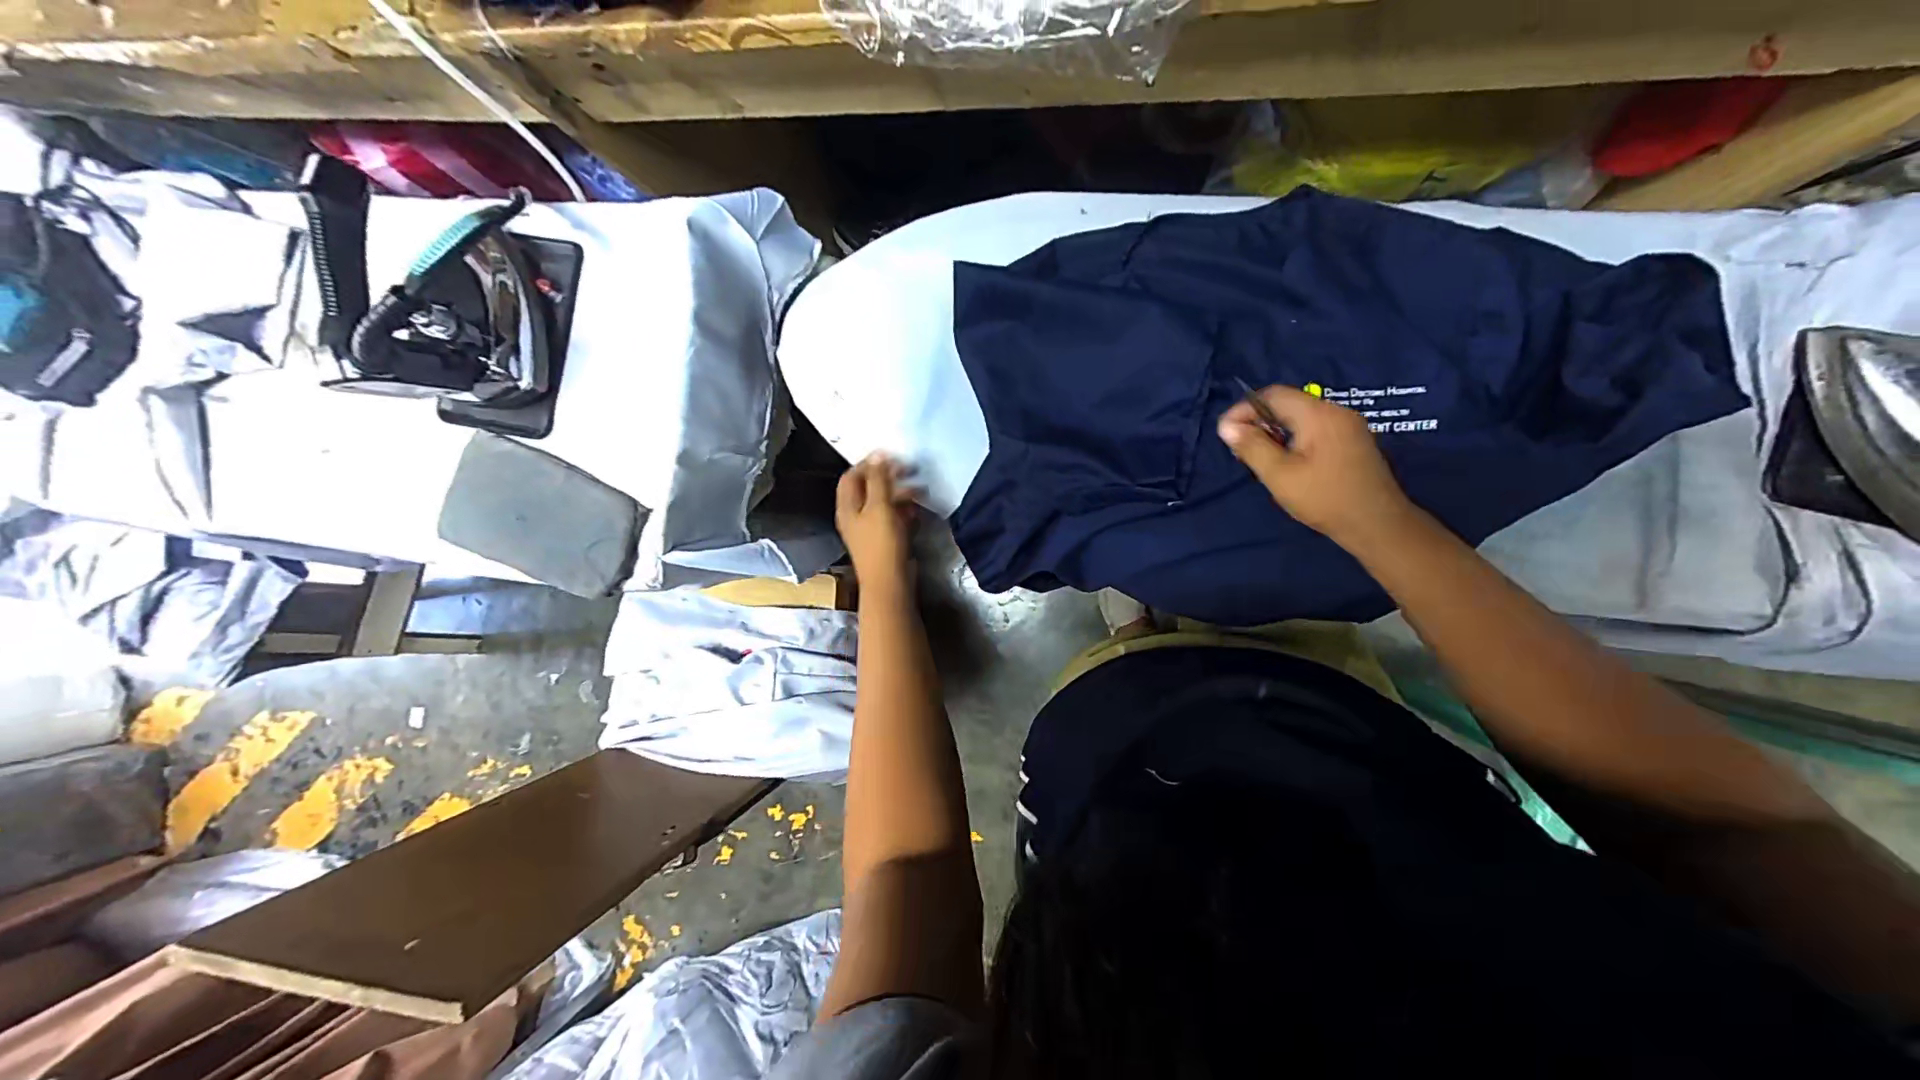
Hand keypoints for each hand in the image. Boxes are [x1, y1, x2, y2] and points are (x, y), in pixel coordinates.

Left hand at [836, 453, 917, 590]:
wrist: (890, 583)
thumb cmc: (882, 544)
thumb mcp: (880, 506)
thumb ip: (878, 479)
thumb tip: (877, 454)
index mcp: (847, 507)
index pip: (851, 476)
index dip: (868, 464)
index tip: (891, 457)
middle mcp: (855, 516)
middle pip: (868, 488)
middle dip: (888, 478)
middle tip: (909, 471)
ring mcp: (869, 529)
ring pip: (883, 503)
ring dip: (900, 494)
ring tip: (920, 491)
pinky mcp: (884, 541)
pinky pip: (893, 519)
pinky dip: (904, 511)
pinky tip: (918, 511)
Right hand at [1217, 384, 1417, 549]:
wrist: (1377, 524)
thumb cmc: (1324, 498)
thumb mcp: (1279, 475)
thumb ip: (1252, 447)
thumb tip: (1226, 426)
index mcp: (1318, 414)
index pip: (1273, 394)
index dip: (1244, 409)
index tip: (1226, 434)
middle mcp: (1336, 411)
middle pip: (1288, 403)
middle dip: (1259, 421)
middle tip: (1241, 449)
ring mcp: (1348, 425)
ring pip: (1301, 417)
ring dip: (1275, 431)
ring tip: (1260, 458)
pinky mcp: (1353, 440)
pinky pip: (1315, 428)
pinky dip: (1294, 438)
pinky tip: (1287, 462)